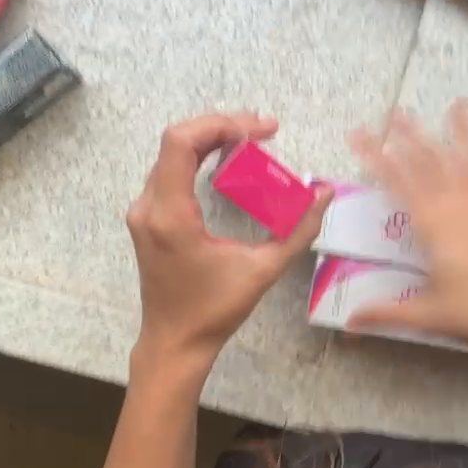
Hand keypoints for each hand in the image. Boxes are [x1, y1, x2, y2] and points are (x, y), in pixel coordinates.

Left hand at [127, 112, 329, 369]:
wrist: (174, 342)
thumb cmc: (214, 311)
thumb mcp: (262, 270)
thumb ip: (298, 229)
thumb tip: (324, 193)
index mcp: (171, 215)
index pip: (183, 142)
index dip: (222, 124)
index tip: (262, 131)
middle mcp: (149, 207)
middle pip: (178, 142)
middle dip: (221, 128)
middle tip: (263, 132)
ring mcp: (144, 213)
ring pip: (171, 156)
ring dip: (209, 142)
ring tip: (249, 142)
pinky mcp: (147, 221)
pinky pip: (169, 174)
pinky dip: (198, 160)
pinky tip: (226, 165)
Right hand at [347, 99, 467, 358]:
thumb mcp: (428, 313)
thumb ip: (387, 313)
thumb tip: (350, 324)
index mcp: (431, 223)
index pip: (396, 181)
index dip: (375, 156)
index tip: (359, 135)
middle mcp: (457, 204)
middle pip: (430, 161)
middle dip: (410, 135)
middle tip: (395, 112)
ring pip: (467, 160)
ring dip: (460, 132)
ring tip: (457, 104)